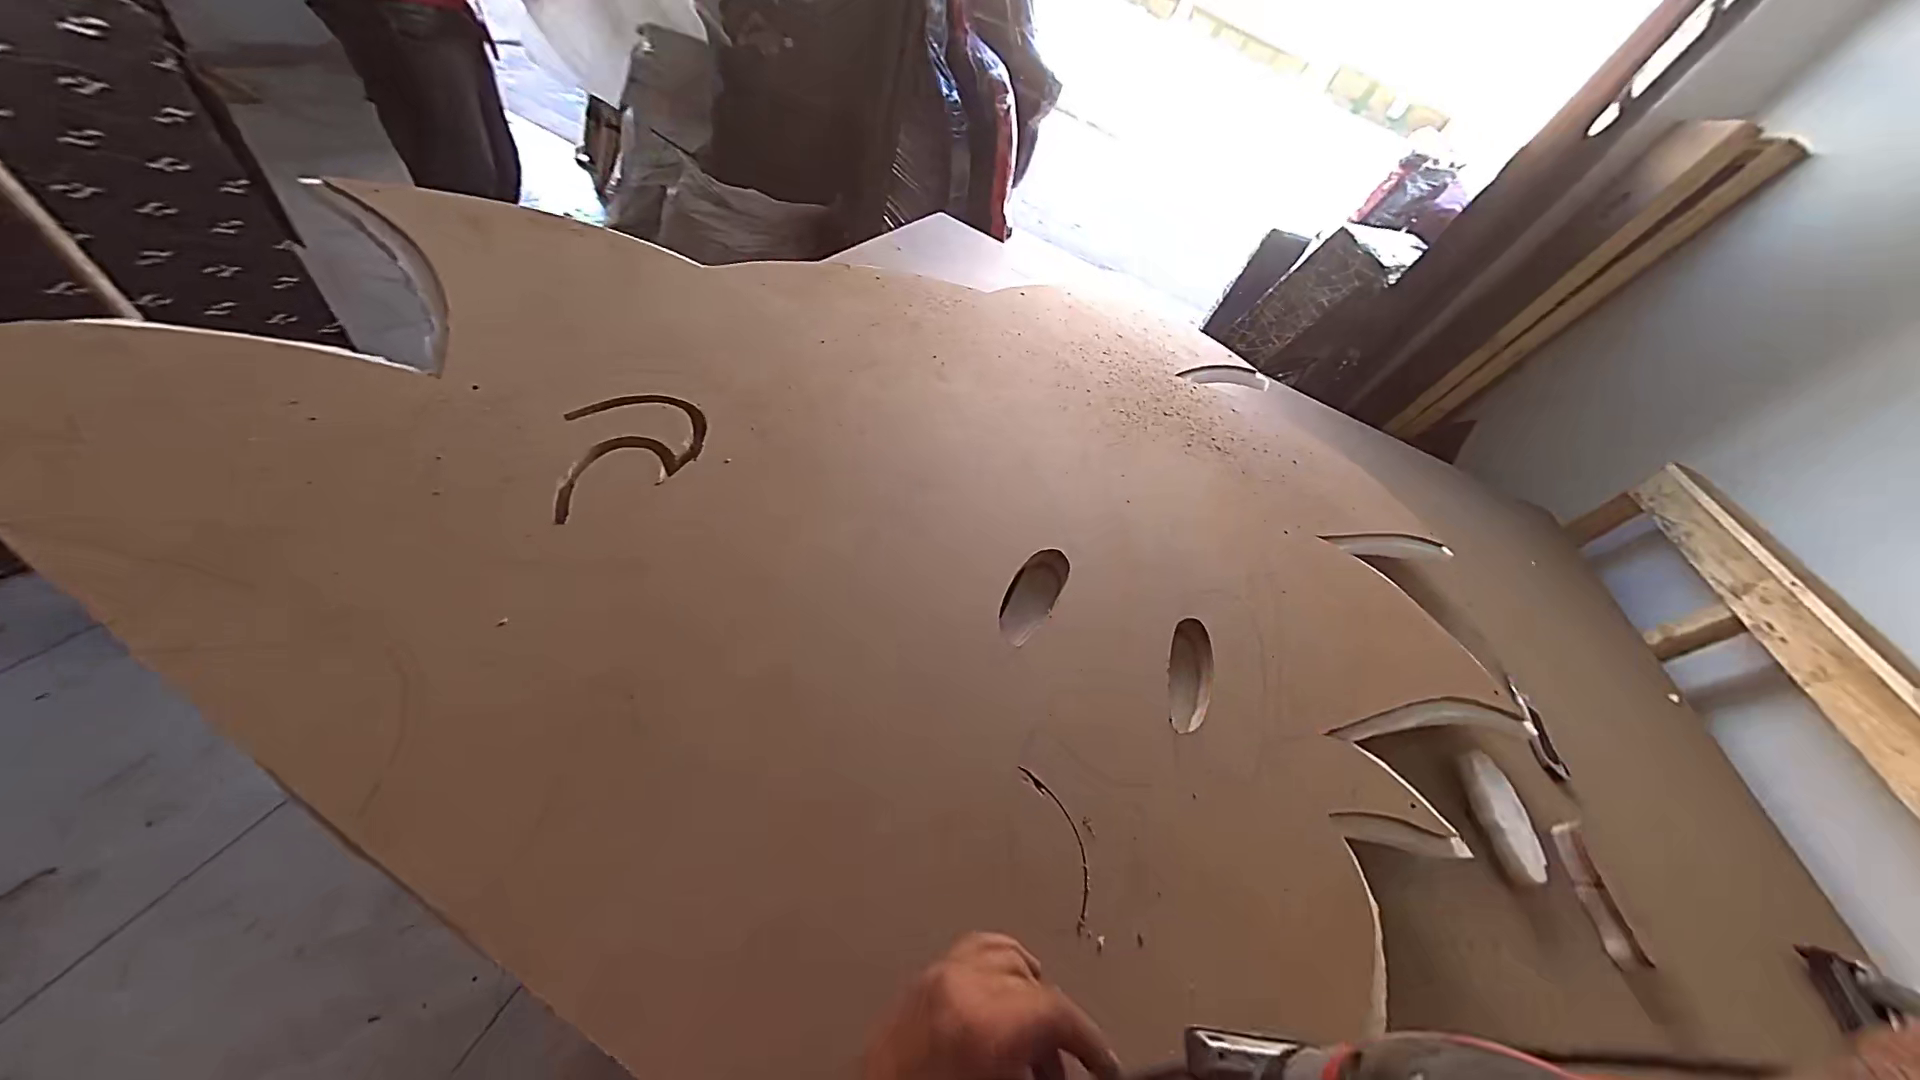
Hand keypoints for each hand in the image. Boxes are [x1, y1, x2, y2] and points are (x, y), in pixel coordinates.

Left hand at [864, 932, 1121, 1079]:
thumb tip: (1069, 1067)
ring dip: (1028, 994)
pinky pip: (973, 952)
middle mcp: (959, 983)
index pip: (1055, 1009)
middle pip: (1033, 983)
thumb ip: (1037, 1069)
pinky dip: (997, 969)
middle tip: (1064, 1068)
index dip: (1090, 1040)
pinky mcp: (921, 979)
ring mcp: (937, 974)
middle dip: (1056, 1026)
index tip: (1105, 1064)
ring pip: (1006, 957)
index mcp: (981, 1020)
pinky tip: (1003, 1001)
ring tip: (1034, 1041)